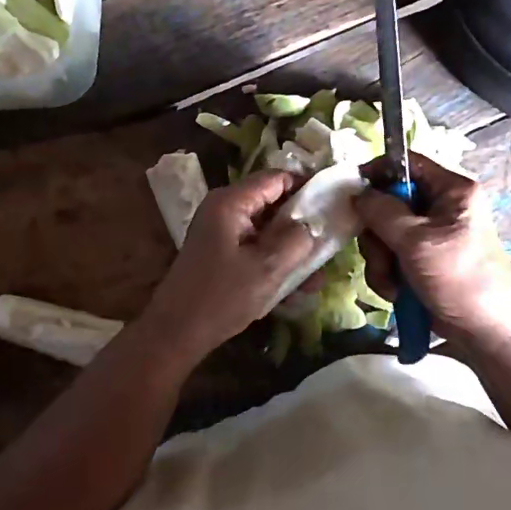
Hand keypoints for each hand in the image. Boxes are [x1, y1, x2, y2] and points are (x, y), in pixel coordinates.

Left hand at [142, 169, 314, 356]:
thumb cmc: (221, 296)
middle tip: (332, 239)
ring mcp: (220, 231)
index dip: (307, 186)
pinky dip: (274, 261)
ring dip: (291, 248)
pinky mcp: (220, 253)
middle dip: (302, 222)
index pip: (276, 177)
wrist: (176, 332)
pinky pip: (254, 247)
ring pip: (266, 229)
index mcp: (231, 202)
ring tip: (319, 273)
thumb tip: (315, 222)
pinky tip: (297, 289)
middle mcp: (224, 208)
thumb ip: (296, 240)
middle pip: (272, 202)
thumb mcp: (267, 268)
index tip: (334, 203)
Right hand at [355, 152, 510, 347]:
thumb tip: (356, 193)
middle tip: (383, 253)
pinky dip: (387, 274)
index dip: (378, 171)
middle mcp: (438, 207)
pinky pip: (387, 256)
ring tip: (395, 281)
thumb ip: (382, 211)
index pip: (406, 162)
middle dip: (378, 233)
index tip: (355, 191)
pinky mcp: (418, 260)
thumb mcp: (417, 241)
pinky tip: (398, 291)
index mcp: (451, 190)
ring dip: (380, 259)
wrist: (486, 332)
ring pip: (382, 233)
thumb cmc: (461, 279)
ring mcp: (426, 235)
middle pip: (387, 201)